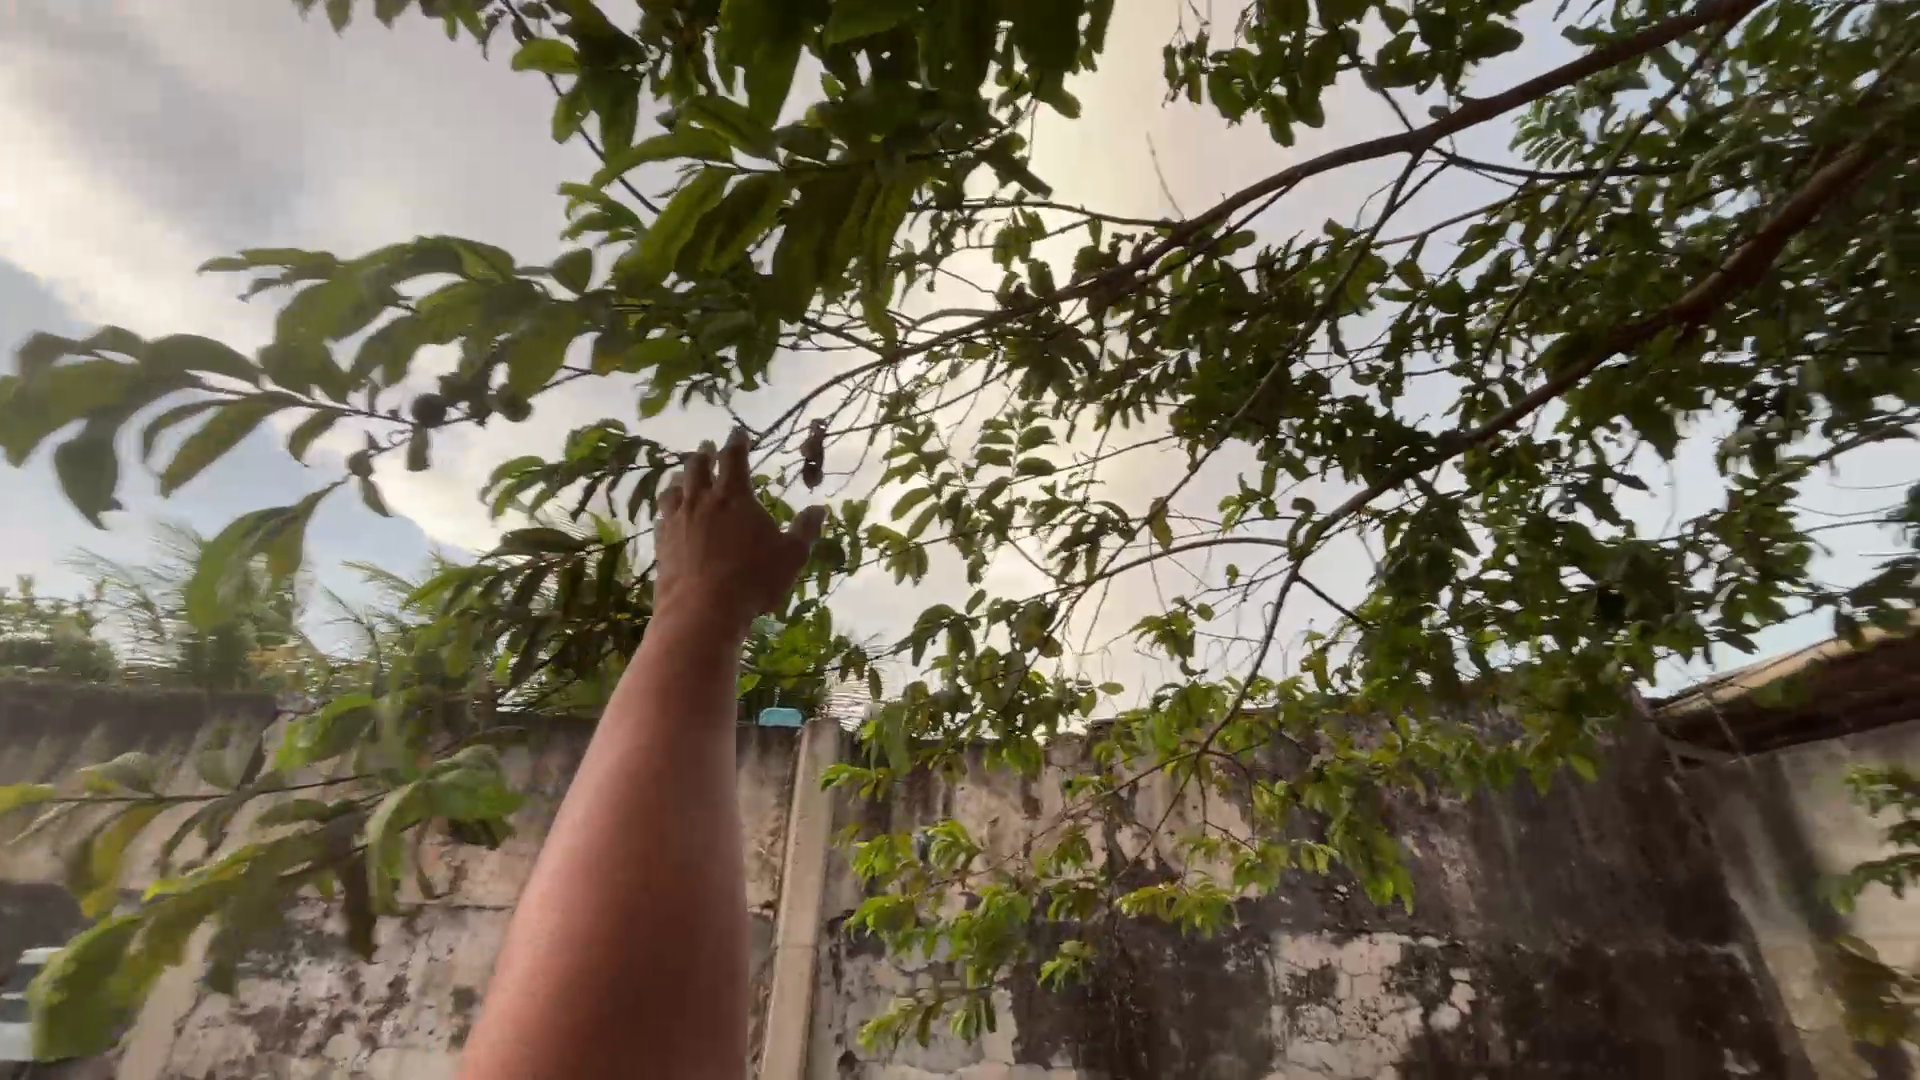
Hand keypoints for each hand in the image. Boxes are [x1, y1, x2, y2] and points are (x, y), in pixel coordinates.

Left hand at [653, 428, 824, 644]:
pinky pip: (663, 515)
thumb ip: (805, 529)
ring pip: (676, 488)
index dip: (737, 442)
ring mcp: (678, 521)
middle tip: (708, 447)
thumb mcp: (791, 555)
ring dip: (682, 476)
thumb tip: (820, 508)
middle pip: (698, 467)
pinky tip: (670, 511)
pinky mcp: (662, 542)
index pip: (734, 458)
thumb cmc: (754, 579)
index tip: (738, 433)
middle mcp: (702, 501)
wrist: (703, 610)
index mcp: (735, 496)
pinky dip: (668, 505)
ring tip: (684, 474)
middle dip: (705, 454)